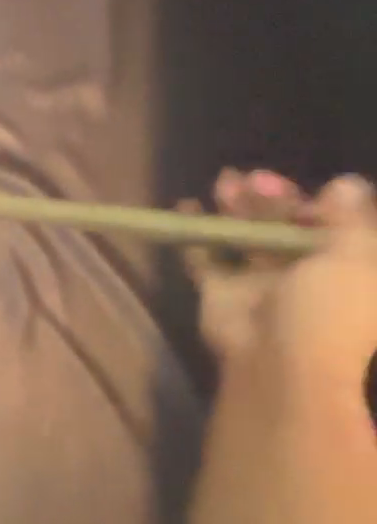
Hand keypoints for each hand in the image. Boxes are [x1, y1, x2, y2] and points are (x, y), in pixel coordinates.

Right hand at [181, 169, 376, 384]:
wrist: (279, 359)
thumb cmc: (327, 310)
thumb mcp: (352, 262)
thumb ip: (348, 222)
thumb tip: (346, 182)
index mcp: (346, 271)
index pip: (331, 227)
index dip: (312, 202)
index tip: (291, 186)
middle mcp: (306, 273)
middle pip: (284, 227)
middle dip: (268, 200)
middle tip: (248, 178)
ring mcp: (260, 281)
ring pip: (245, 236)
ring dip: (234, 208)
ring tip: (222, 183)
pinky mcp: (221, 287)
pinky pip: (205, 254)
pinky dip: (195, 230)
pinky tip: (186, 207)